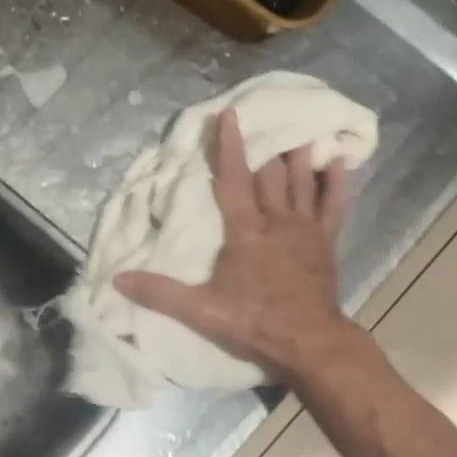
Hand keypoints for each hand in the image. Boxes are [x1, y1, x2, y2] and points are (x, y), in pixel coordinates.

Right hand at [113, 109, 363, 383]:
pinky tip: (339, 162)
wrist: (308, 341)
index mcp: (245, 232)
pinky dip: (335, 182)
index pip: (234, 180)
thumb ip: (159, 293)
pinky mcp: (326, 243)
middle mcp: (277, 222)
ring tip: (299, 130)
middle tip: (262, 118)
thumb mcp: (199, 311)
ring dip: (299, 156)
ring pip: (302, 182)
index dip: (230, 146)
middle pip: (270, 175)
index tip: (229, 115)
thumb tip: (117, 280)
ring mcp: (305, 230)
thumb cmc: (252, 323)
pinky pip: (334, 205)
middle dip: (263, 145)